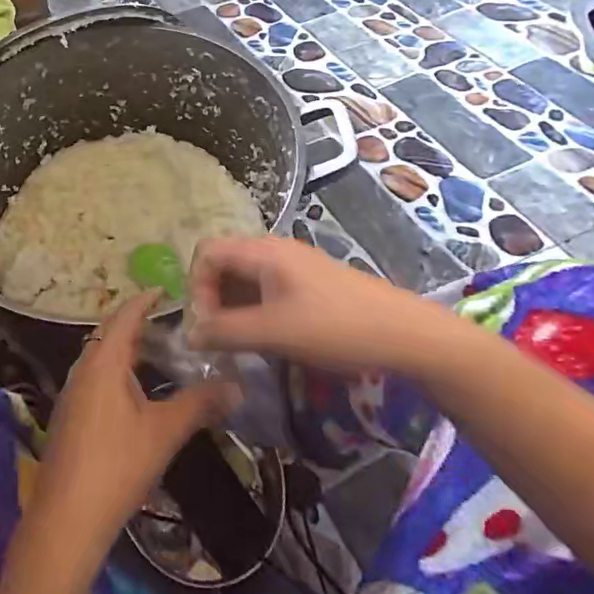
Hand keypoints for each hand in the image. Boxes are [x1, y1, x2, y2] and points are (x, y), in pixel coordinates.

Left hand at [34, 293, 234, 537]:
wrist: (66, 518)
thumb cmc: (117, 465)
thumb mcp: (164, 432)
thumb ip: (199, 405)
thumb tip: (237, 387)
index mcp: (103, 364)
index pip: (123, 317)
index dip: (143, 301)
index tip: (165, 290)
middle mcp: (82, 371)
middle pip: (108, 335)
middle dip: (136, 325)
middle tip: (169, 324)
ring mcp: (72, 394)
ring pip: (99, 358)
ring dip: (125, 350)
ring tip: (156, 354)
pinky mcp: (69, 416)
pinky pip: (94, 378)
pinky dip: (115, 371)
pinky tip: (134, 392)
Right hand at [187, 236, 458, 369]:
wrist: (405, 334)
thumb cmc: (335, 327)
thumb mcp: (273, 332)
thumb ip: (225, 332)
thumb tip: (188, 335)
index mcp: (262, 251)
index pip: (207, 253)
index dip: (197, 286)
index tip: (208, 325)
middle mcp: (274, 250)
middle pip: (224, 263)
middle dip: (213, 299)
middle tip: (220, 338)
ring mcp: (293, 265)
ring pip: (245, 278)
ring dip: (233, 307)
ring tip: (241, 343)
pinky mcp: (308, 283)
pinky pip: (266, 288)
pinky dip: (255, 310)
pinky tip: (267, 338)